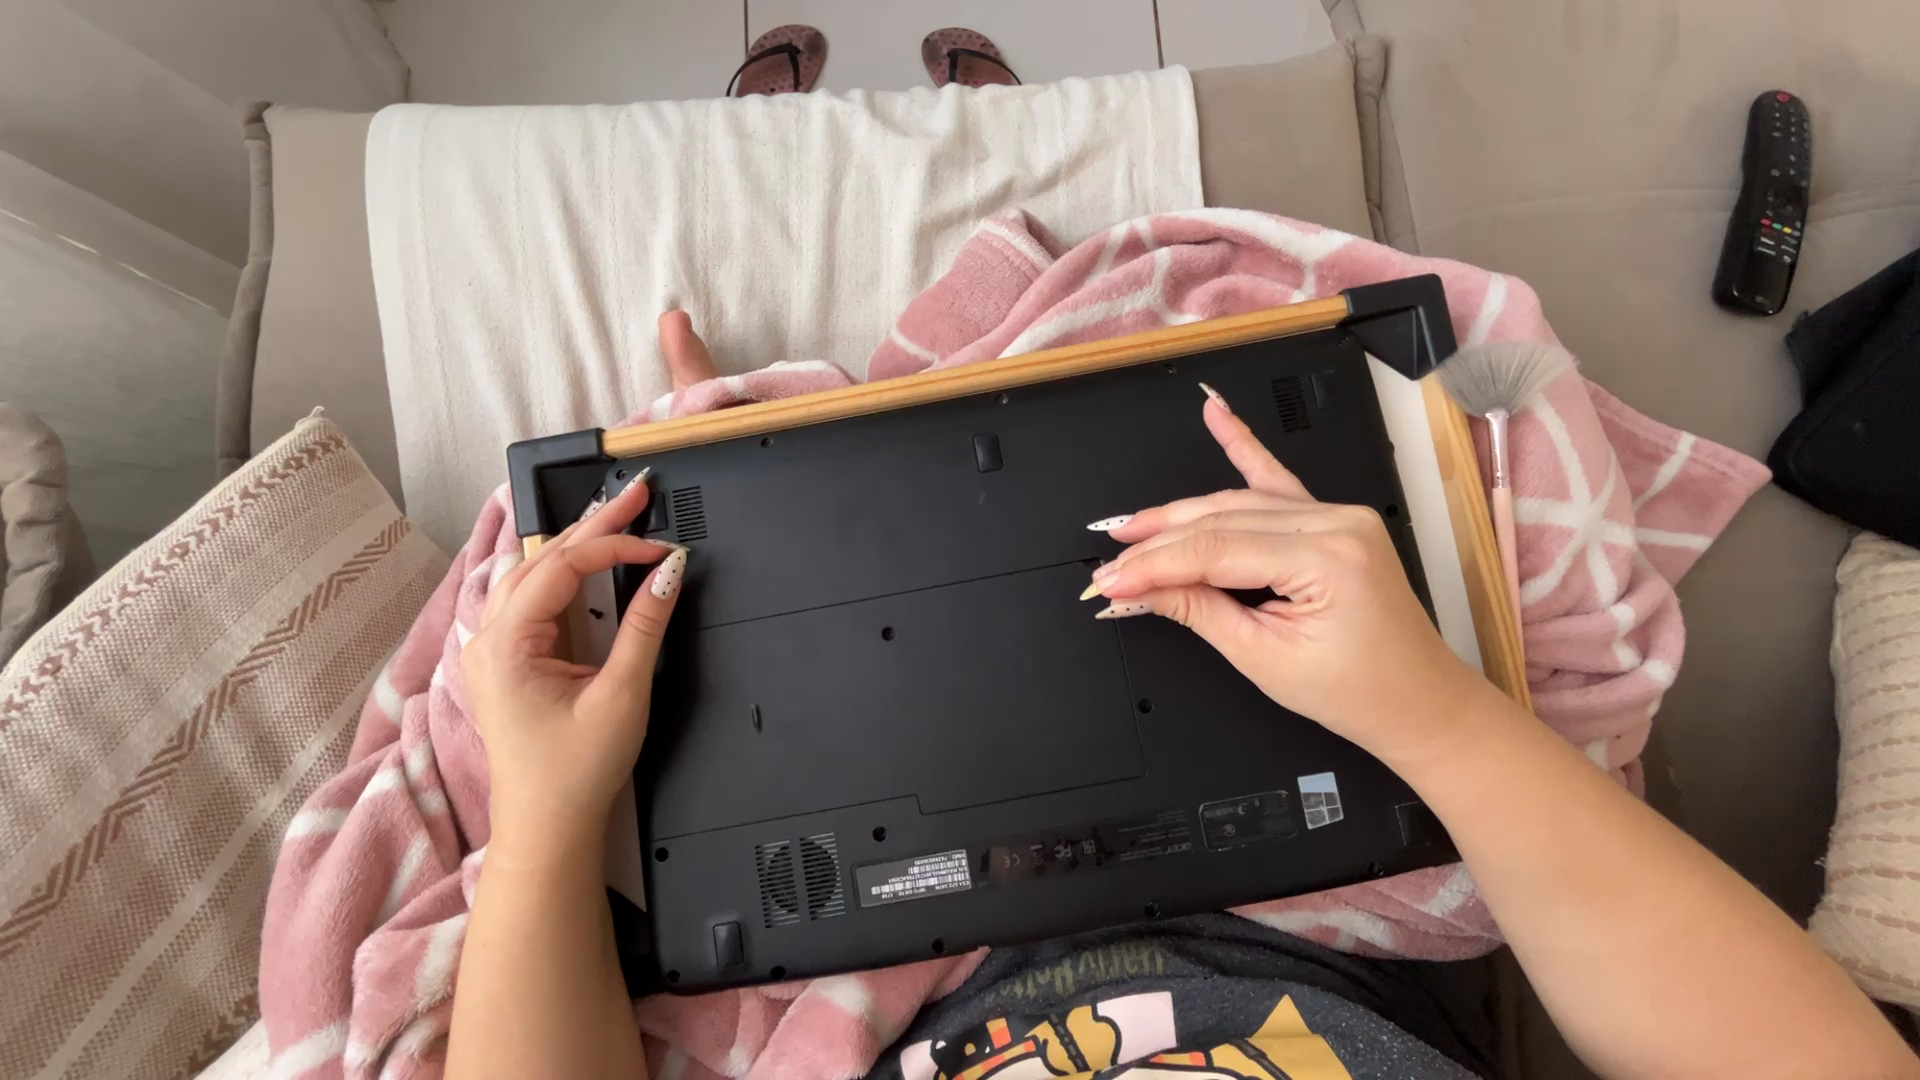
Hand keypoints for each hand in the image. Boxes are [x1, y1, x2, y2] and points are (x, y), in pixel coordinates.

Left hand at [461, 311, 714, 851]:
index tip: (663, 550)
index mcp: (507, 644)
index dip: (616, 548)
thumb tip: (671, 571)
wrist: (547, 826)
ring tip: (616, 515)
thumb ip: (645, 625)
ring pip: (533, 573)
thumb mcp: (622, 693)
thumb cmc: (577, 769)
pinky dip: (564, 569)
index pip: (564, 567)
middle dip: (593, 524)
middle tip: (638, 491)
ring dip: (576, 542)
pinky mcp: (510, 659)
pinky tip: (580, 557)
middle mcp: (490, 637)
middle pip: (542, 559)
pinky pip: (533, 596)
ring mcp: (494, 648)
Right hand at [1087, 387, 1490, 762]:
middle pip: (1219, 519)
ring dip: (1179, 514)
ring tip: (1130, 525)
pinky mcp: (1329, 518)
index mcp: (1326, 559)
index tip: (1109, 580)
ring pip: (1235, 501)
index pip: (1213, 548)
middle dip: (1156, 543)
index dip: (1152, 563)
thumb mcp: (1262, 657)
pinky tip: (1217, 414)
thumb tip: (1137, 588)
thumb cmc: (1357, 689)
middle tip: (1110, 563)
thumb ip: (1195, 610)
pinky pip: (1275, 478)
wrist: (1418, 700)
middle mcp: (1335, 523)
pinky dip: (1242, 445)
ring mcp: (1335, 514)